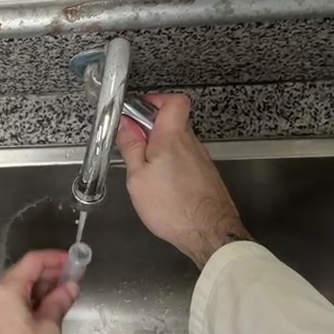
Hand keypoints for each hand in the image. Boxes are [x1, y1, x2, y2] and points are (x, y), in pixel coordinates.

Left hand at [0, 250, 77, 333]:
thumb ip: (58, 302)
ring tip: (63, 294)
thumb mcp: (48, 329)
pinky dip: (27, 300)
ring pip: (16, 288)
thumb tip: (70, 287)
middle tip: (73, 279)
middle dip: (49, 274)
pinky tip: (45, 307)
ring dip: (39, 288)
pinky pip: (9, 302)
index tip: (74, 262)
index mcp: (6, 289)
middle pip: (23, 273)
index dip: (55, 259)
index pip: (32, 261)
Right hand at [115, 93, 249, 267]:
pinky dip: (171, 164)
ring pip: (179, 142)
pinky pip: (185, 159)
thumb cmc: (174, 208)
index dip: (155, 100)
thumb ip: (131, 147)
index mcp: (172, 138)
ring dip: (161, 148)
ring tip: (145, 168)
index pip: (174, 101)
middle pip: (174, 121)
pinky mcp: (206, 175)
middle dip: (151, 128)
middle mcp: (191, 144)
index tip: (138, 111)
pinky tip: (161, 183)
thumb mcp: (137, 177)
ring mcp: (201, 160)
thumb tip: (125, 127)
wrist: (209, 233)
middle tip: (134, 143)